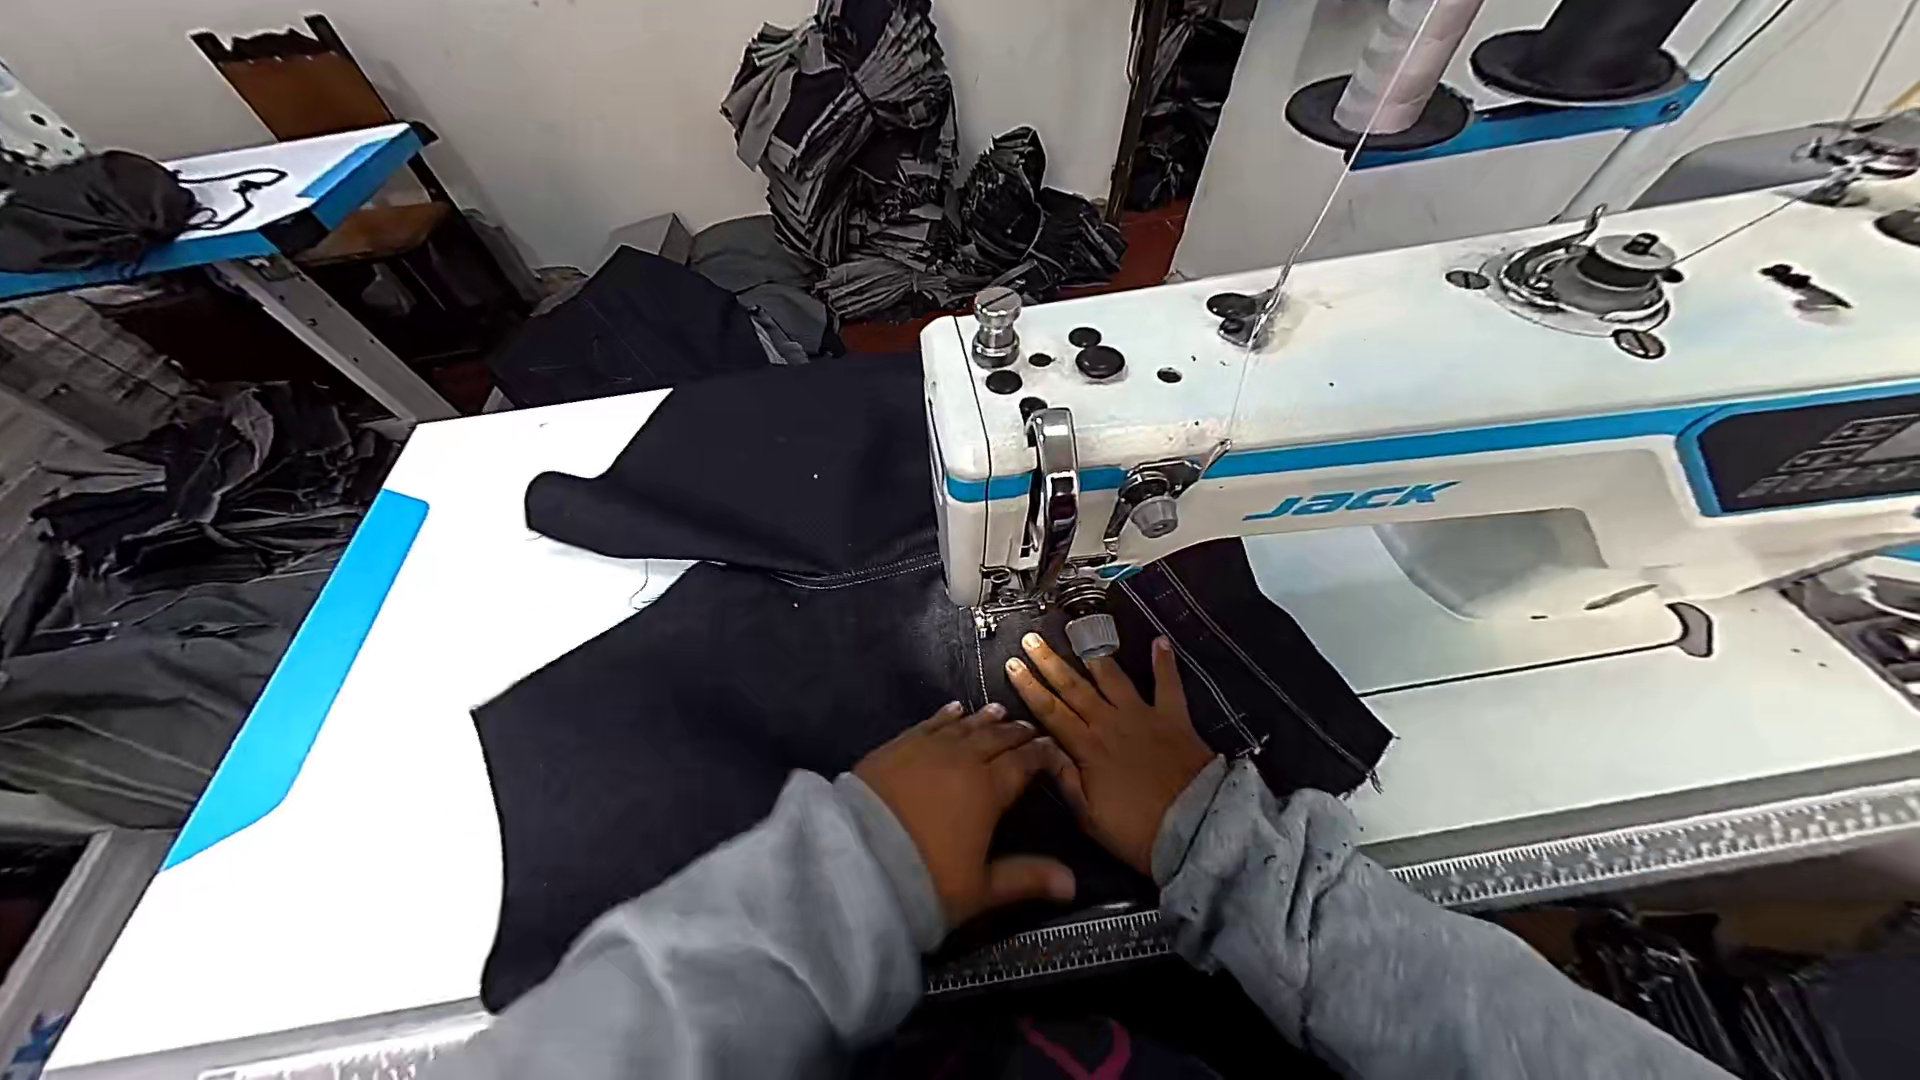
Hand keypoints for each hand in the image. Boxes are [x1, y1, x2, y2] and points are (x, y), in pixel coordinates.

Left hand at [855, 702, 1076, 926]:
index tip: (1050, 746)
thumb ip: (1026, 878)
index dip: (1038, 754)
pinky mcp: (897, 746)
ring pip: (964, 727)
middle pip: (995, 739)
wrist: (857, 862)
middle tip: (1027, 727)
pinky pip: (929, 723)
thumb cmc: (926, 880)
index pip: (1021, 764)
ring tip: (998, 711)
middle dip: (1014, 733)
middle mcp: (961, 759)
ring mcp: (927, 748)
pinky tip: (953, 709)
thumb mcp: (980, 888)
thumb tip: (1072, 882)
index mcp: (988, 789)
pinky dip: (945, 715)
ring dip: (984, 719)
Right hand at [1005, 633, 1214, 874]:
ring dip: (1092, 654)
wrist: (1197, 831)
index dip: (1029, 687)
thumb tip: (1041, 746)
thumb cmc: (1138, 832)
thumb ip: (1064, 779)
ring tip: (1076, 631)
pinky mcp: (1174, 718)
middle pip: (1074, 687)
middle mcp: (1111, 723)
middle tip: (1031, 639)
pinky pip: (1168, 684)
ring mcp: (1143, 716)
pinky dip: (1164, 662)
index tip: (1013, 665)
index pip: (1050, 710)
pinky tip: (1159, 640)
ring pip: (1112, 678)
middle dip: (1049, 661)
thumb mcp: (1089, 817)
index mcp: (1087, 748)